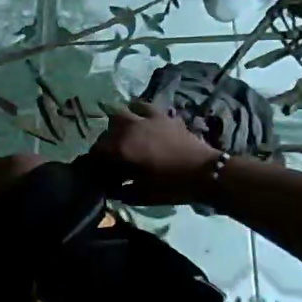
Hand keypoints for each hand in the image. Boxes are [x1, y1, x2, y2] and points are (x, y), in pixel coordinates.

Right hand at [88, 100, 224, 205]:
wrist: (206, 173)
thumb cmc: (172, 186)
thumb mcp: (141, 195)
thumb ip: (120, 191)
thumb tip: (110, 188)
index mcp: (120, 149)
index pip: (96, 152)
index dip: (95, 163)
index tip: (98, 172)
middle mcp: (127, 130)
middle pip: (105, 133)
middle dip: (105, 144)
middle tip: (111, 157)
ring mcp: (144, 119)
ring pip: (119, 115)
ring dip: (116, 125)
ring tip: (122, 135)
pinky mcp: (160, 115)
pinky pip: (141, 106)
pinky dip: (135, 111)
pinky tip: (138, 120)